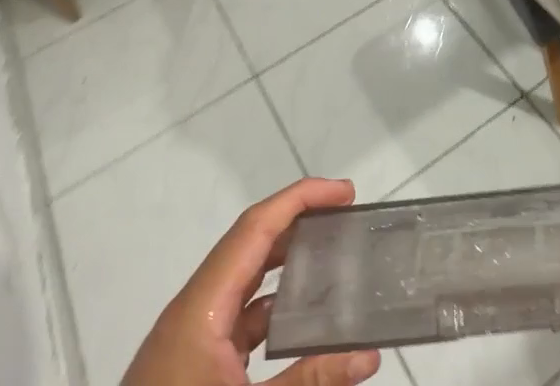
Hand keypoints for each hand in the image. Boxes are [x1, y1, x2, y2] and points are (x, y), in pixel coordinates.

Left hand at [123, 178, 382, 385]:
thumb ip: (309, 378)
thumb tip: (369, 354)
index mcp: (201, 308)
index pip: (254, 229)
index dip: (299, 199)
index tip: (345, 192)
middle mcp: (193, 311)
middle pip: (250, 246)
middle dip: (298, 223)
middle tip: (347, 217)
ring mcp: (190, 336)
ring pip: (245, 281)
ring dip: (287, 264)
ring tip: (334, 260)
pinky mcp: (192, 362)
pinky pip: (240, 316)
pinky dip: (275, 306)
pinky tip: (305, 322)